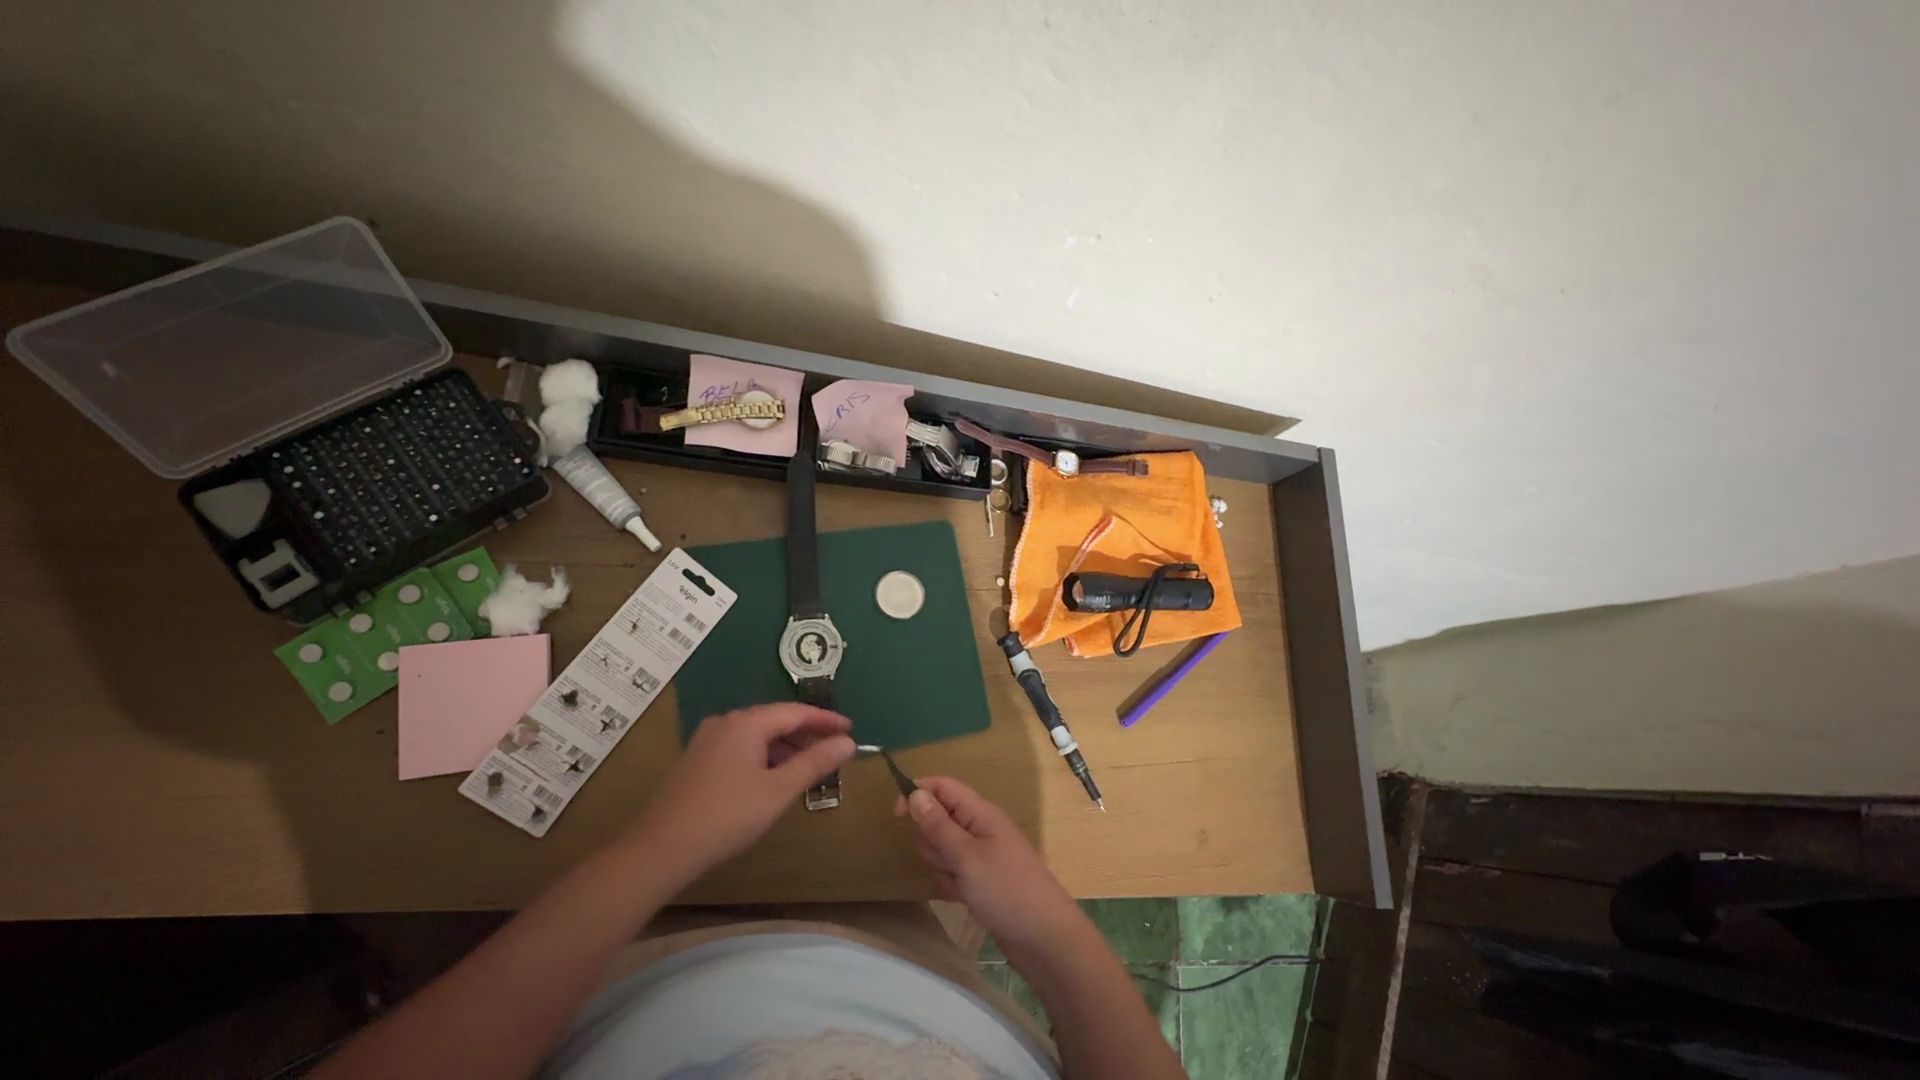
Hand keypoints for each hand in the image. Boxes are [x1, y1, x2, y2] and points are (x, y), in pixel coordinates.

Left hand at [631, 704, 854, 876]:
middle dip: (807, 733)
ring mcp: (708, 740)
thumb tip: (847, 742)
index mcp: (746, 723)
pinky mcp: (698, 759)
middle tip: (835, 749)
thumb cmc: (727, 816)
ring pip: (757, 734)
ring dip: (786, 746)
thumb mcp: (778, 790)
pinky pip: (741, 746)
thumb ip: (814, 763)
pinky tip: (775, 776)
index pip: (795, 712)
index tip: (851, 729)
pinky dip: (765, 755)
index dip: (826, 720)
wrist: (663, 847)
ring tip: (811, 766)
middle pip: (775, 719)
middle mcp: (726, 722)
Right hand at [896, 776, 1084, 957]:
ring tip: (961, 884)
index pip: (943, 787)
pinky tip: (965, 899)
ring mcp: (982, 856)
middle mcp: (981, 829)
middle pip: (939, 820)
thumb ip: (938, 825)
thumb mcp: (966, 855)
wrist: (1042, 937)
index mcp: (981, 813)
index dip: (918, 793)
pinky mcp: (981, 880)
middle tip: (948, 860)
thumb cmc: (1006, 889)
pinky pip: (953, 873)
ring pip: (943, 849)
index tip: (896, 814)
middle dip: (932, 841)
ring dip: (942, 866)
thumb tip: (915, 792)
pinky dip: (952, 885)